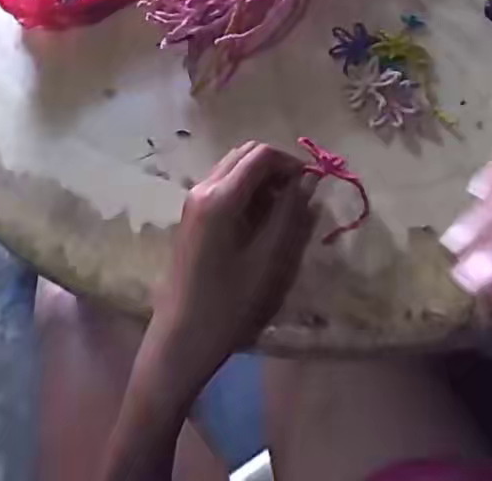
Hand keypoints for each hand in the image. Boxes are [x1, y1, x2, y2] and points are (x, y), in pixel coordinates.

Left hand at [146, 142, 318, 390]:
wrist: (180, 339)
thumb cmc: (228, 303)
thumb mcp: (268, 259)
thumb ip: (290, 212)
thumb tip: (310, 178)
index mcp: (220, 196)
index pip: (261, 155)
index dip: (291, 162)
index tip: (311, 184)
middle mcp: (203, 187)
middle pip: (246, 153)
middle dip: (276, 166)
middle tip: (298, 194)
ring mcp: (193, 199)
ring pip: (234, 165)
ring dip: (261, 176)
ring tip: (281, 208)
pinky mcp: (192, 212)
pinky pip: (224, 182)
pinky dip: (246, 188)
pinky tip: (259, 218)